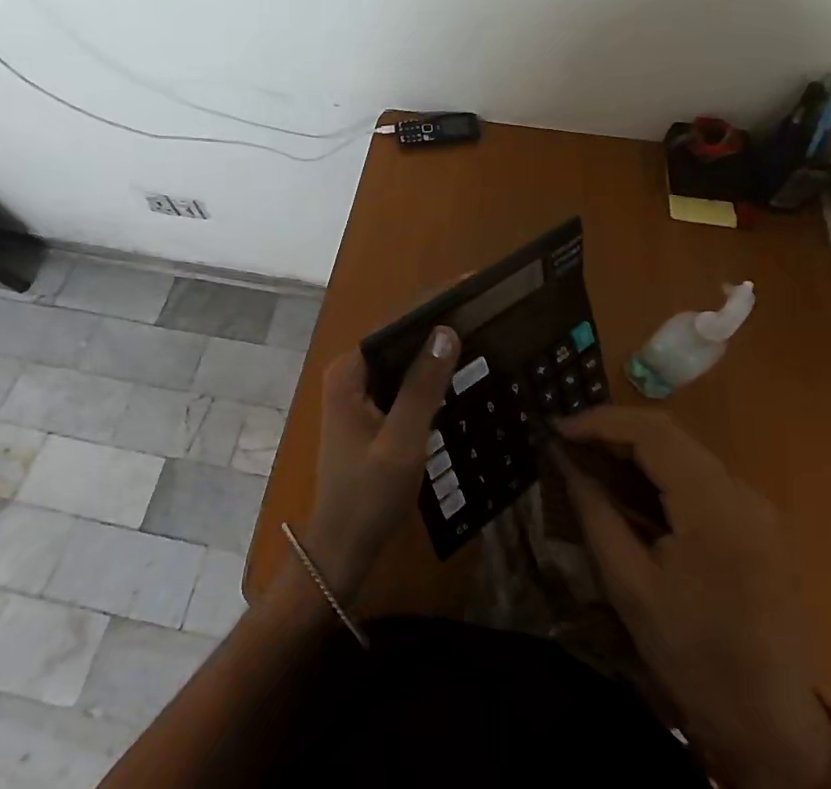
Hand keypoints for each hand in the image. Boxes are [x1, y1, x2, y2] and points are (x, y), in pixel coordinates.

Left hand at [300, 327, 459, 601]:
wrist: (345, 543)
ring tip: (481, 328)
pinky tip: (457, 372)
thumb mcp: (401, 442)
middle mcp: (348, 375)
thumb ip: (422, 388)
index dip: (432, 304)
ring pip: (400, 360)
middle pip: (396, 338)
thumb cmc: (369, 495)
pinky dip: (427, 375)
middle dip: (436, 321)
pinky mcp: (368, 412)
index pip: (393, 325)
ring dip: (433, 348)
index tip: (471, 287)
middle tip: (486, 306)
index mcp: (348, 373)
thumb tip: (446, 332)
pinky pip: (400, 382)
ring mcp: (356, 394)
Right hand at [553, 409, 830, 788]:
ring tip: (586, 458)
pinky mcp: (757, 524)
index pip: (654, 434)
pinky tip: (627, 487)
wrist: (769, 720)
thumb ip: (594, 509)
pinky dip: (657, 471)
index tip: (555, 428)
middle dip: (612, 430)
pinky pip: (699, 477)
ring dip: (633, 448)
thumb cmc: (690, 652)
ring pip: (685, 452)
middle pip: (671, 435)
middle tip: (565, 441)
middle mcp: (745, 496)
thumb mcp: (627, 582)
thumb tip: (562, 458)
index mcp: (716, 510)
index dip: (599, 421)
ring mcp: (757, 509)